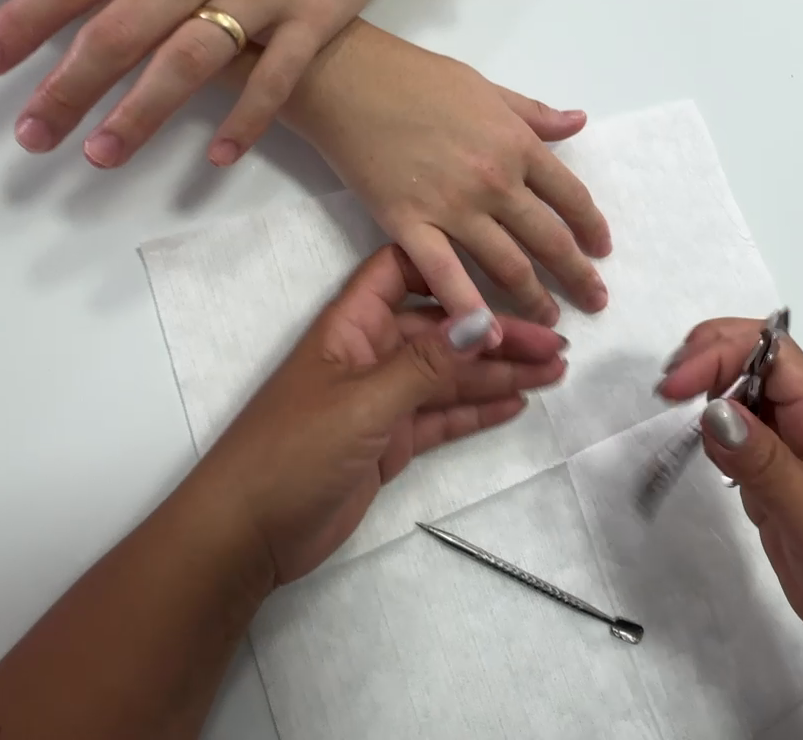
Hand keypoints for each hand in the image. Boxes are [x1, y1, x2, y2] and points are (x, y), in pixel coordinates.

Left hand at [0, 0, 459, 168]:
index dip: (26, 18)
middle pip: (124, 28)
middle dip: (71, 86)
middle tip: (32, 136)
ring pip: (192, 60)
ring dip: (145, 112)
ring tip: (103, 157)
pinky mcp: (313, 20)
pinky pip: (277, 78)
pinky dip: (249, 118)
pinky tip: (219, 159)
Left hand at [206, 246, 567, 585]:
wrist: (246, 536)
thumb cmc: (295, 451)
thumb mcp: (364, 402)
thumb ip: (427, 363)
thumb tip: (484, 321)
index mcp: (354, 325)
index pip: (401, 271)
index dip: (447, 266)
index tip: (502, 271)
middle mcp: (373, 353)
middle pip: (443, 331)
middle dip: (497, 336)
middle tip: (556, 346)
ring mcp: (383, 398)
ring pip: (451, 376)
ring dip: (499, 373)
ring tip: (554, 372)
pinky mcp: (391, 440)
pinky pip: (443, 416)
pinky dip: (479, 408)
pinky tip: (517, 402)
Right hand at [285, 23, 611, 324]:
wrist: (349, 79)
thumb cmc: (418, 78)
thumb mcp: (487, 88)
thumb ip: (534, 113)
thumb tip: (579, 121)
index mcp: (518, 145)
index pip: (571, 197)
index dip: (592, 227)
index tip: (601, 249)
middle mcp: (496, 181)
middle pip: (548, 239)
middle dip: (578, 275)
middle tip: (595, 301)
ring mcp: (453, 207)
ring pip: (507, 264)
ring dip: (535, 299)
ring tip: (551, 322)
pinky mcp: (409, 225)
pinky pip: (445, 275)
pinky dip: (469, 308)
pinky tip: (490, 335)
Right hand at [658, 320, 802, 739]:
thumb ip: (767, 467)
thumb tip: (711, 408)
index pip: (772, 354)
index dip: (719, 353)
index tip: (672, 389)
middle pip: (755, 365)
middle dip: (706, 362)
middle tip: (664, 394)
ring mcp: (797, 459)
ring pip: (744, 404)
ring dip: (705, 399)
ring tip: (670, 419)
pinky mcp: (782, 491)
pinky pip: (741, 448)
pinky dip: (713, 443)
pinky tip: (701, 458)